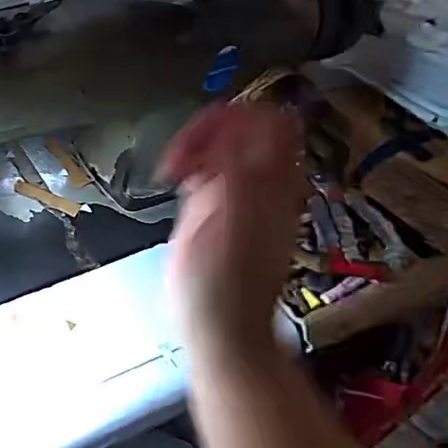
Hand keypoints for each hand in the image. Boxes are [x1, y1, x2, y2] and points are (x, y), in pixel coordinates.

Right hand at [160, 104, 304, 350]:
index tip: (201, 133)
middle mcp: (263, 187)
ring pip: (227, 147)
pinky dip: (191, 164)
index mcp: (272, 186)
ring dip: (198, 145)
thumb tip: (233, 135)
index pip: (269, 122)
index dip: (234, 117)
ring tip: (175, 166)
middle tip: (183, 149)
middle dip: (211, 128)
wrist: (220, 330)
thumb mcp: (225, 228)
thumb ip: (232, 177)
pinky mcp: (219, 212)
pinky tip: (176, 180)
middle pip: (247, 129)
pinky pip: (211, 170)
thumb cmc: (221, 291)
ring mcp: (242, 198)